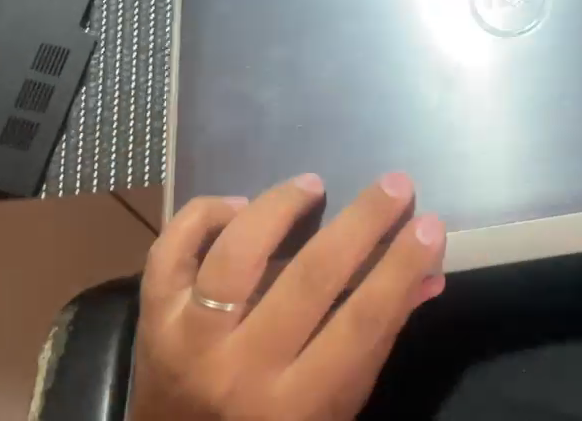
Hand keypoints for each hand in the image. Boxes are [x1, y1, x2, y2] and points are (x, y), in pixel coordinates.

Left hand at [128, 173, 446, 420]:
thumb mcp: (335, 407)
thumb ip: (379, 338)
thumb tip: (429, 272)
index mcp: (297, 406)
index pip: (362, 321)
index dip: (401, 267)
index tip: (429, 223)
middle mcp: (240, 371)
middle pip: (310, 277)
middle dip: (363, 222)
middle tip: (395, 184)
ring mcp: (188, 343)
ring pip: (237, 254)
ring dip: (281, 208)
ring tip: (313, 185)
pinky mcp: (151, 321)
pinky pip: (170, 252)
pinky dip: (202, 216)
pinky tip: (238, 206)